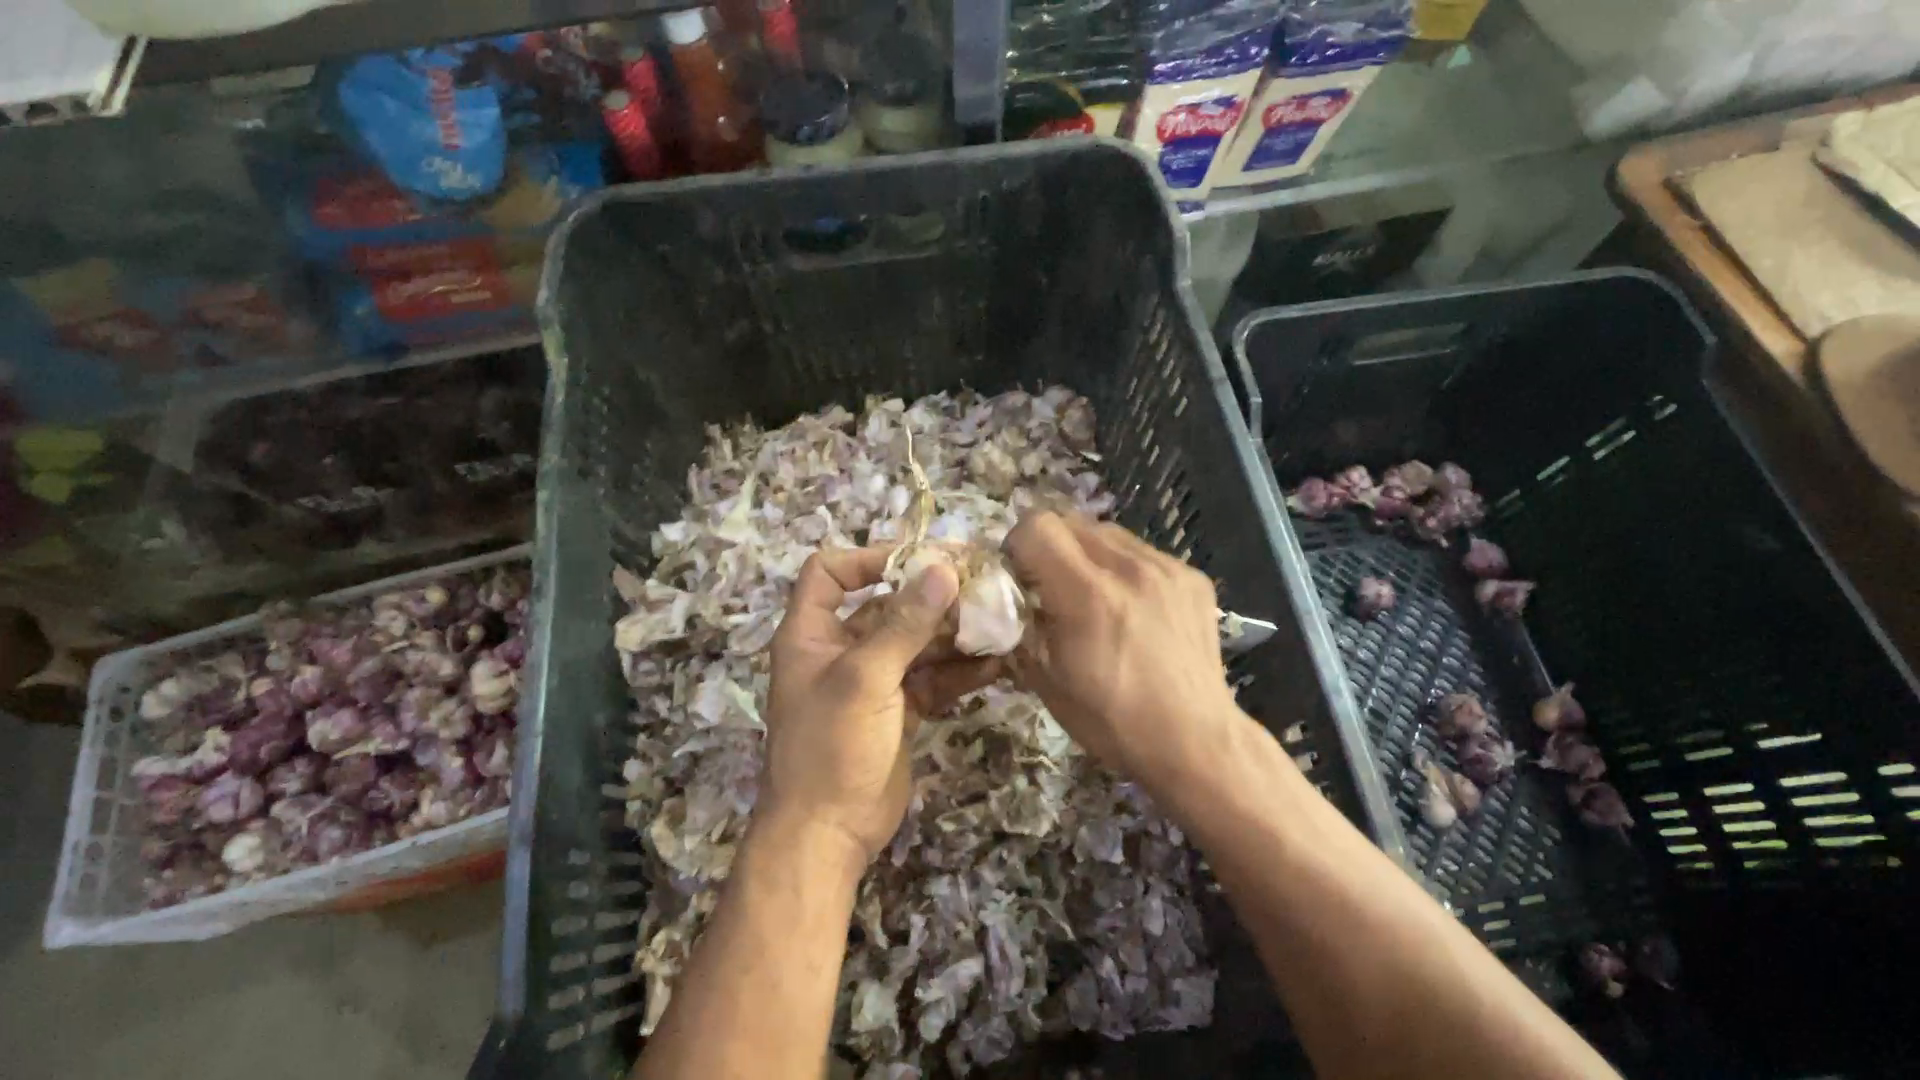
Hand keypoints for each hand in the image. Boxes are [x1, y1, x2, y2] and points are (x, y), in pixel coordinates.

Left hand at [763, 547, 998, 859]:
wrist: (827, 833)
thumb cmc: (831, 745)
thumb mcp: (865, 678)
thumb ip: (904, 624)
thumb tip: (942, 570)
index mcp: (812, 633)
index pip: (830, 573)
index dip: (868, 558)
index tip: (918, 561)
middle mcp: (840, 650)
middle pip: (886, 607)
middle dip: (930, 599)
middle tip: (981, 588)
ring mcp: (872, 682)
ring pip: (915, 644)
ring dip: (952, 635)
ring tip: (996, 625)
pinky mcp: (899, 711)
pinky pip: (931, 679)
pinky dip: (959, 671)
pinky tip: (995, 664)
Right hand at [1005, 513, 1241, 780]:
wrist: (1195, 741)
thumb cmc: (1112, 721)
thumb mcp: (1047, 681)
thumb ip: (1021, 628)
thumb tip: (1006, 601)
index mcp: (1087, 595)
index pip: (1036, 527)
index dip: (1017, 548)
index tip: (1019, 579)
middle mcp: (1129, 568)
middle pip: (1070, 521)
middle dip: (1049, 548)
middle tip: (1050, 588)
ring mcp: (1167, 569)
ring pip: (1108, 533)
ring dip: (1088, 555)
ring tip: (1093, 597)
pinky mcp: (1192, 578)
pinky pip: (1143, 553)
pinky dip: (1124, 570)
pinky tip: (1131, 609)